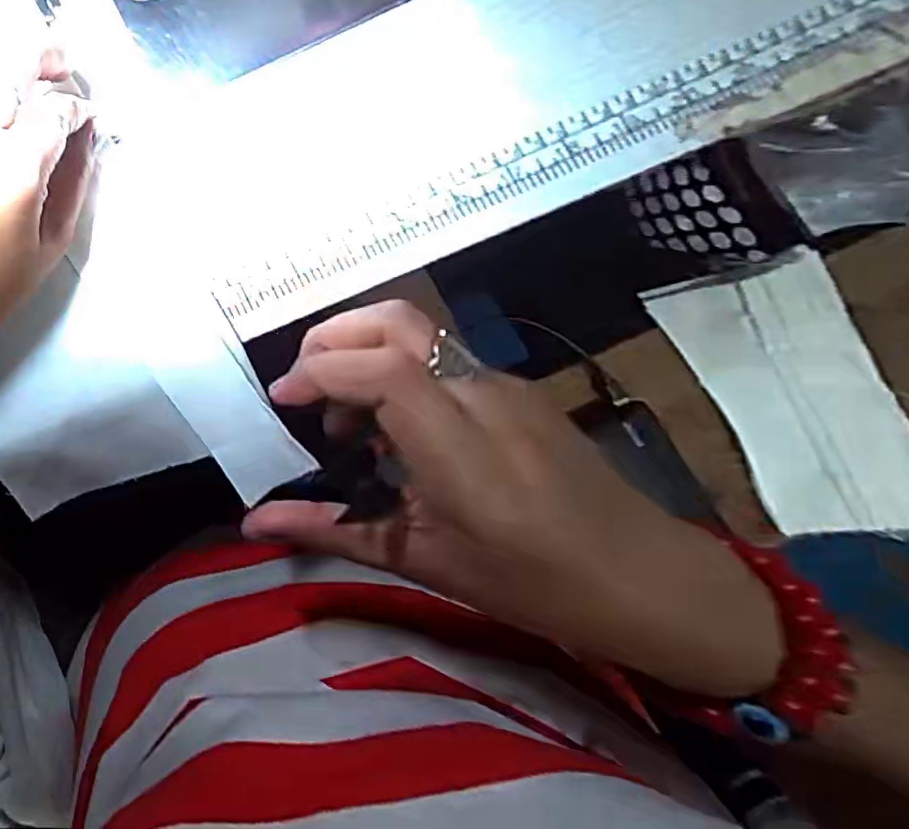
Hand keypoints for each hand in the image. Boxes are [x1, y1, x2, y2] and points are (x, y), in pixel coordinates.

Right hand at [242, 301, 782, 696]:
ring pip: (416, 329)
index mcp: (466, 453)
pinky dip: (392, 369)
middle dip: (332, 336)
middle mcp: (485, 398)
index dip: (321, 371)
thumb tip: (254, 523)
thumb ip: (334, 532)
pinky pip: (436, 355)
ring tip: (344, 418)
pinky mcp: (513, 384)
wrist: (654, 580)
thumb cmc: (537, 588)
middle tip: (302, 386)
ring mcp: (504, 383)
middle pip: (397, 320)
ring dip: (361, 351)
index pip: (384, 371)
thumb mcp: (426, 564)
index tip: (284, 400)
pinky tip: (392, 428)